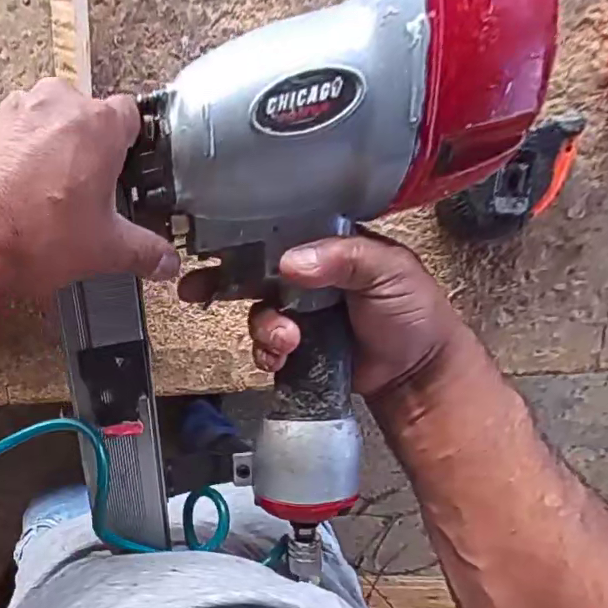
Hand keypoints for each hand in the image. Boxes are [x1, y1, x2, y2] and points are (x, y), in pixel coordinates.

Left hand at [0, 78, 179, 300]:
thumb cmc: (33, 238)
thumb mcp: (102, 250)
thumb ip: (142, 251)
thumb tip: (165, 260)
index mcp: (99, 123)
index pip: (131, 119)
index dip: (129, 150)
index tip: (122, 175)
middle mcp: (59, 103)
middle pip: (88, 121)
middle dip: (88, 155)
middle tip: (82, 197)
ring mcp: (18, 111)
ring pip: (50, 126)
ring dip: (53, 154)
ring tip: (47, 201)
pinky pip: (16, 137)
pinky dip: (20, 159)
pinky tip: (18, 196)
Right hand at [177, 232, 463, 399]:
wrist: (413, 372)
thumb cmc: (412, 312)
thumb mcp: (389, 270)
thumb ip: (345, 258)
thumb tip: (289, 261)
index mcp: (328, 248)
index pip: (280, 236)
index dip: (244, 241)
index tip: (214, 250)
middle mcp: (305, 278)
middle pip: (252, 276)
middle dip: (220, 283)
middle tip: (194, 290)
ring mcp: (294, 314)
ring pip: (256, 315)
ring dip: (263, 330)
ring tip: (286, 342)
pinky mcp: (290, 348)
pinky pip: (262, 348)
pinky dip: (265, 354)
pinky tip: (280, 359)